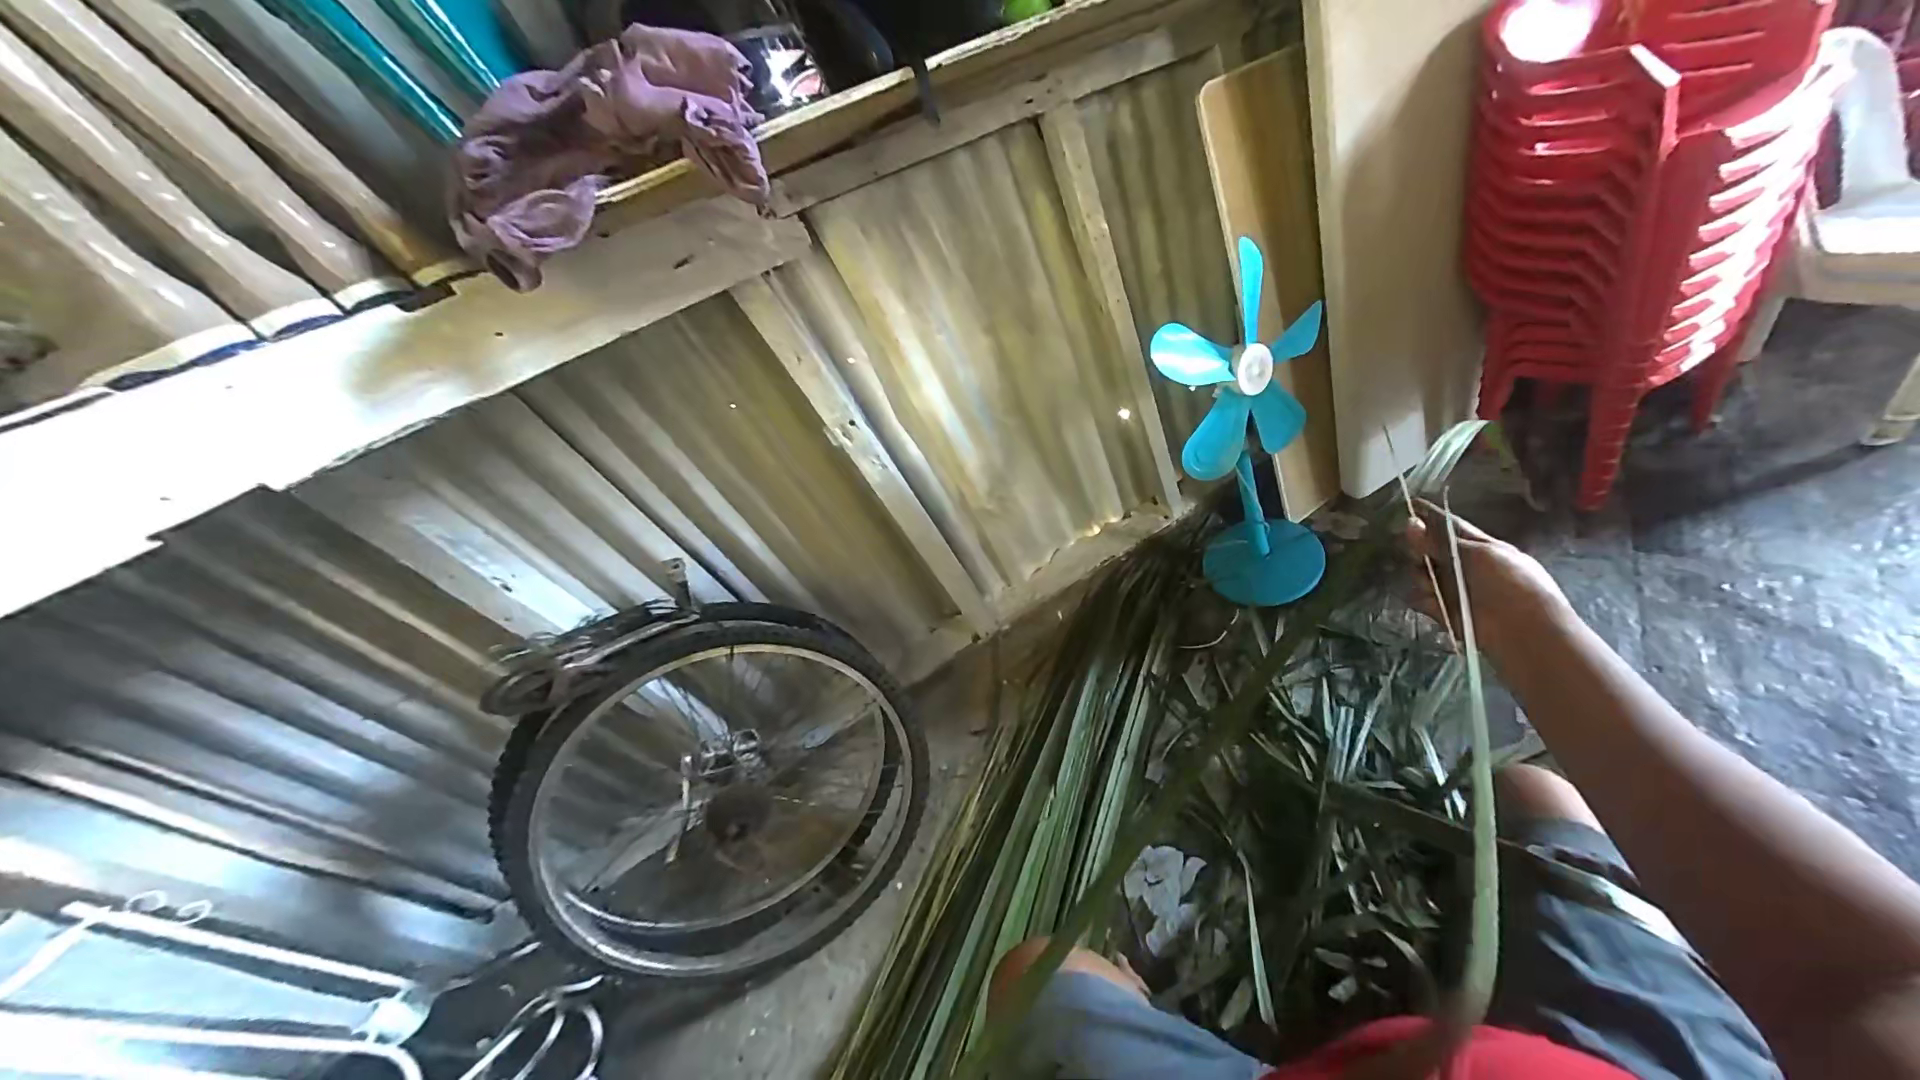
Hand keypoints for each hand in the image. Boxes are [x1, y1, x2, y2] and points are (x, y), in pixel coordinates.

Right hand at [1403, 500, 1571, 654]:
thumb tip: (1409, 522)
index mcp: (1482, 548)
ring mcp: (1455, 589)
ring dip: (1423, 578)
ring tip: (1432, 586)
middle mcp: (1466, 566)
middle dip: (1420, 551)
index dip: (1430, 516)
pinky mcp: (1446, 611)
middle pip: (1430, 551)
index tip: (1408, 504)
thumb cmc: (1510, 585)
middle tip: (1419, 555)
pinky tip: (1434, 602)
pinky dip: (1425, 600)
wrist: (1523, 631)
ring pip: (1422, 574)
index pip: (1451, 526)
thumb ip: (1441, 542)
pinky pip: (1422, 599)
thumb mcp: (1478, 555)